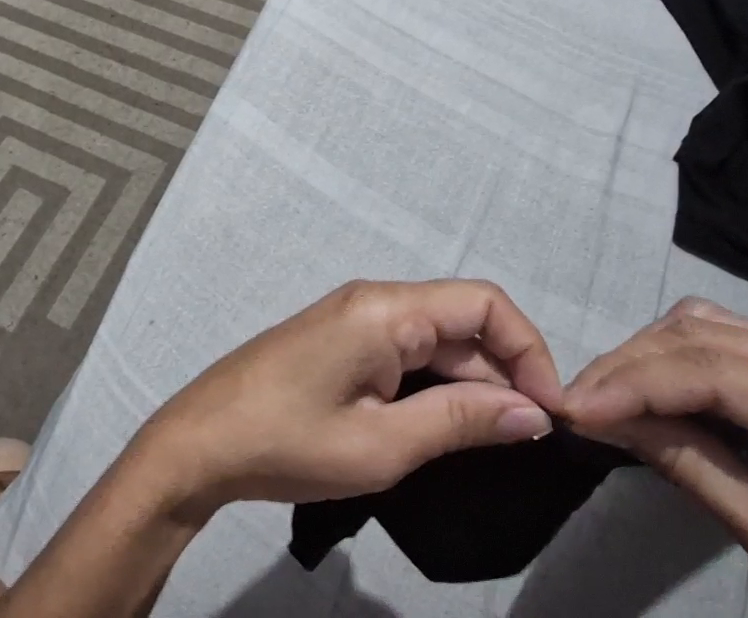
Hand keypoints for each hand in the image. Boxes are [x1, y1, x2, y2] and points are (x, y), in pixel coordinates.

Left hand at [137, 279, 564, 513]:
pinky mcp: (339, 343)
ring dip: (468, 385)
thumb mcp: (384, 444)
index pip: (484, 303)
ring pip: (434, 342)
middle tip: (523, 443)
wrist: (200, 443)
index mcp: (386, 309)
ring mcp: (352, 321)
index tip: (547, 413)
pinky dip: (432, 386)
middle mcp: (373, 301)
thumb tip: (533, 413)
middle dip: (502, 375)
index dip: (529, 351)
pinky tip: (442, 429)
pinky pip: (403, 353)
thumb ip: (462, 421)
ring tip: (487, 445)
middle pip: (461, 323)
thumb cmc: (287, 441)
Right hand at [563, 299, 747, 617]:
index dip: (633, 383)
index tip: (571, 408)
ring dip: (644, 356)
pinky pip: (726, 337)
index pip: (716, 373)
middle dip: (627, 366)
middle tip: (574, 404)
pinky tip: (648, 387)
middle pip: (705, 337)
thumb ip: (686, 464)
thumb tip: (594, 416)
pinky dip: (673, 356)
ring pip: (707, 325)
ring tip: (603, 397)